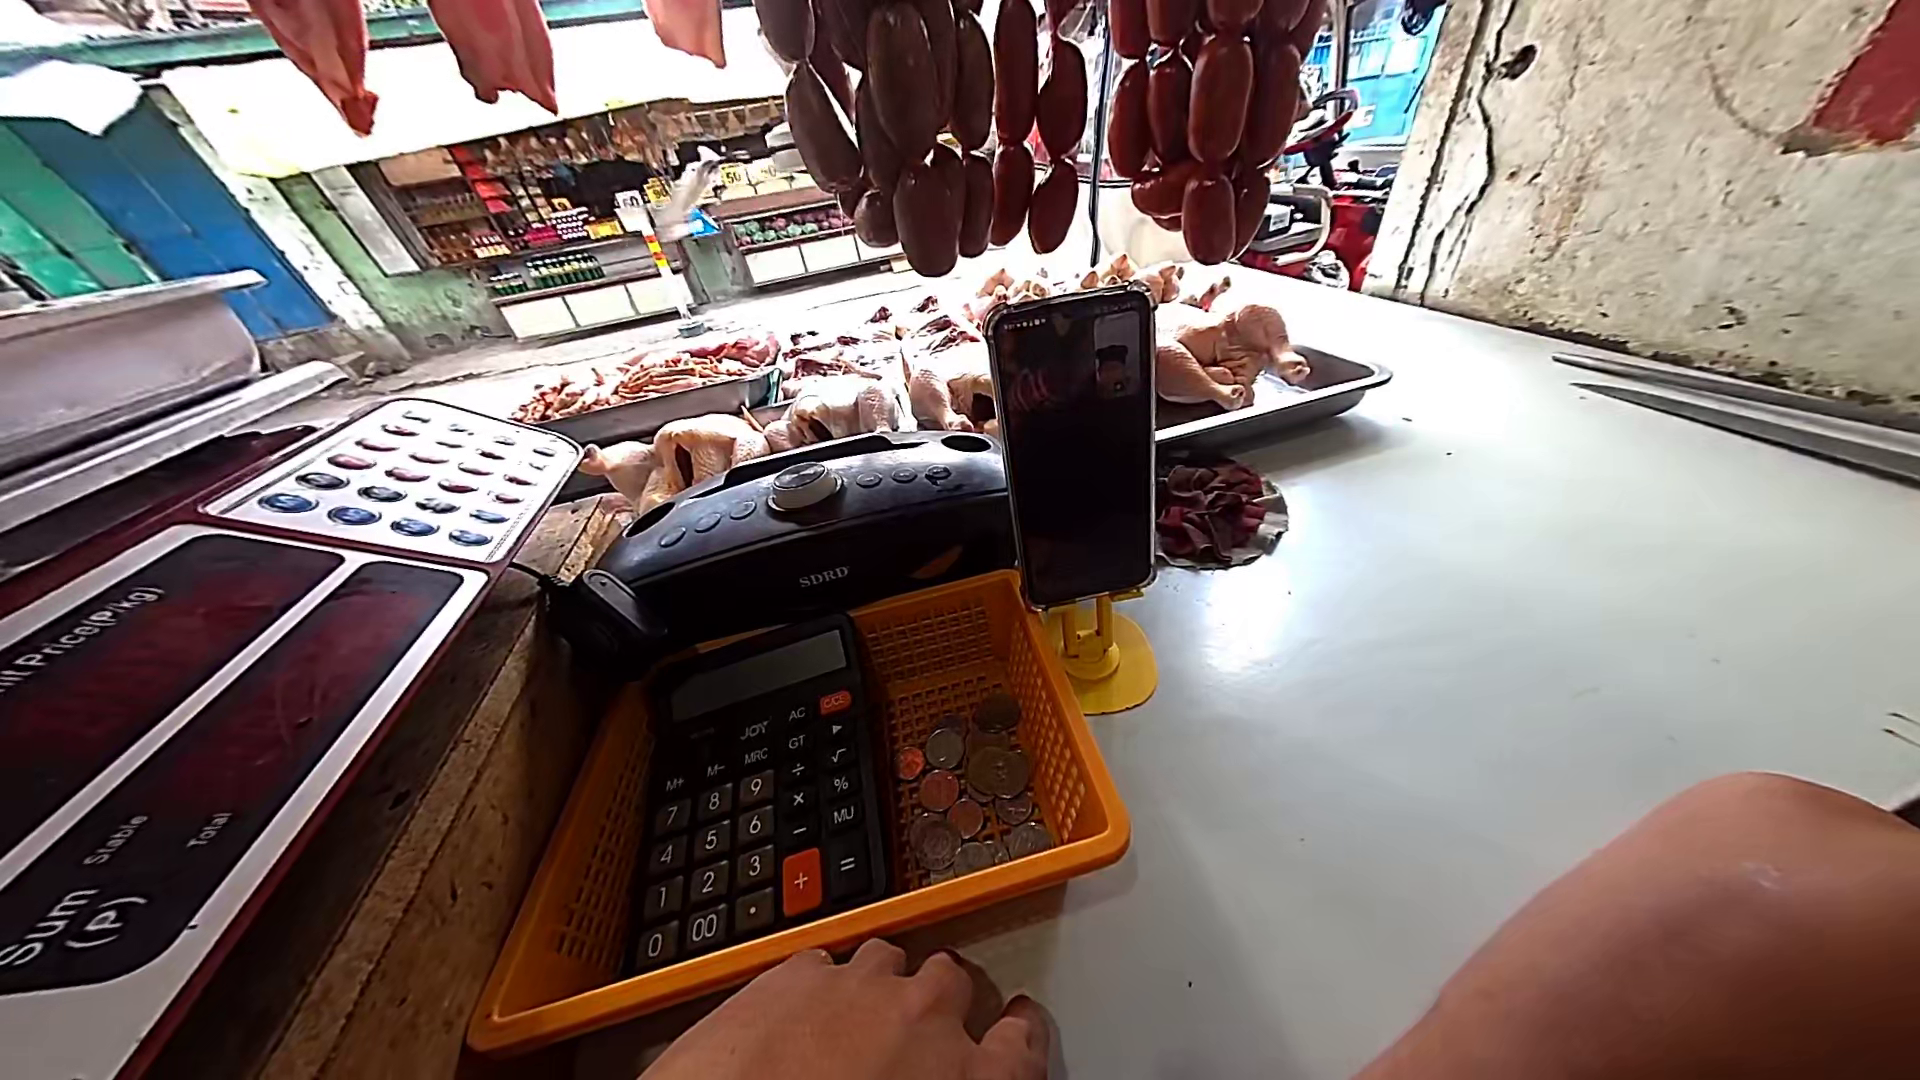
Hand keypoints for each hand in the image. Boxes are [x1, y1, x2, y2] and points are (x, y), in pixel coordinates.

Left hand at [642, 940, 1048, 1079]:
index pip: (1022, 1043)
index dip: (1018, 1035)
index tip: (1014, 1029)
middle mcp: (924, 1019)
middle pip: (952, 981)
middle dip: (936, 1005)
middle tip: (909, 1041)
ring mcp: (859, 985)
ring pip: (886, 961)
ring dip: (874, 990)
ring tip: (845, 1031)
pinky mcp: (798, 970)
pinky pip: (824, 963)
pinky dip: (816, 988)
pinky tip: (793, 1024)